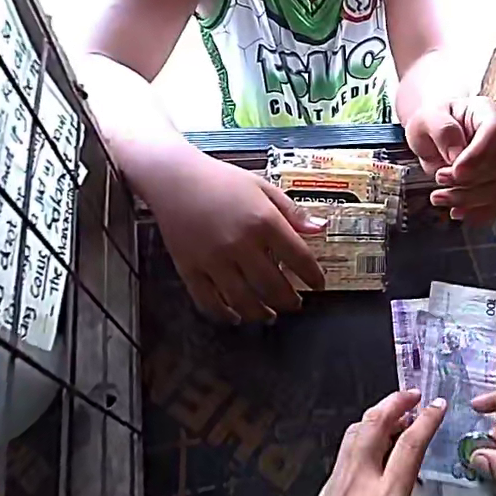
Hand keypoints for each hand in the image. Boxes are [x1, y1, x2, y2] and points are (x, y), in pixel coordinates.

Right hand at [139, 150, 325, 322]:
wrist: (174, 177)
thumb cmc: (222, 180)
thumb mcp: (263, 187)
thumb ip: (293, 211)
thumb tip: (321, 228)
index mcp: (264, 221)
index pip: (298, 258)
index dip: (313, 276)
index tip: (318, 284)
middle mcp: (241, 244)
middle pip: (273, 286)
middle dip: (289, 300)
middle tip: (296, 304)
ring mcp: (214, 259)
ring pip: (243, 301)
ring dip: (261, 313)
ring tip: (270, 315)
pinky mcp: (190, 268)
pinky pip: (209, 302)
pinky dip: (225, 315)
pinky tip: (236, 317)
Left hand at [239, 390, 464, 495]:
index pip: (408, 447)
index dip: (426, 420)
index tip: (439, 404)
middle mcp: (357, 486)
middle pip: (373, 425)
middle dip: (394, 403)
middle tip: (415, 396)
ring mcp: (334, 489)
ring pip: (354, 435)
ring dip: (376, 417)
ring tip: (396, 417)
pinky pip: (343, 456)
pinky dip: (361, 440)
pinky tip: (372, 456)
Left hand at [405, 95, 495, 223]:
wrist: (432, 131)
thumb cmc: (433, 120)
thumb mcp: (429, 117)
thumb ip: (442, 130)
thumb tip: (455, 154)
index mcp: (486, 114)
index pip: (494, 133)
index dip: (477, 155)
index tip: (456, 170)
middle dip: (466, 181)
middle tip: (439, 177)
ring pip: (494, 189)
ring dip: (465, 199)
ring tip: (438, 197)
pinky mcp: (490, 184)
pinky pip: (493, 204)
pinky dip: (476, 213)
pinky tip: (457, 212)